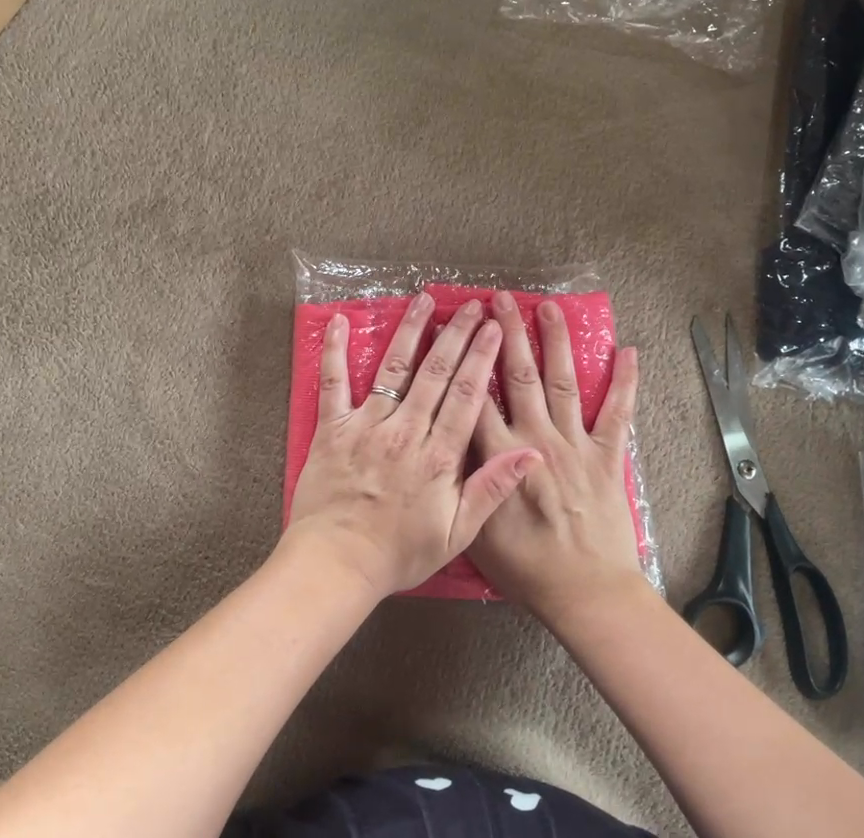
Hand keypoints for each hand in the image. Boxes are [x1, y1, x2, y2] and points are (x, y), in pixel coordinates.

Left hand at [284, 295, 542, 596]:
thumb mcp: (456, 533)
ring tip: (424, 300)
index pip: (467, 396)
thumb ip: (491, 489)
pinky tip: (340, 322)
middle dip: (455, 335)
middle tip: (470, 304)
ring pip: (393, 369)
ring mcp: (366, 426)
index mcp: (438, 456)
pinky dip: (335, 351)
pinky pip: (332, 383)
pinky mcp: (332, 430)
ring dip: (410, 331)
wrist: (338, 563)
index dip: (481, 358)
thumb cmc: (398, 554)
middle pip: (435, 373)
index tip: (493, 329)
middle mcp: (405, 432)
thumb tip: (531, 453)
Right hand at [468, 292, 645, 623]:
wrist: (585, 592)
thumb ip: (465, 477)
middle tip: (500, 298)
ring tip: (549, 306)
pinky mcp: (608, 457)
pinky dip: (623, 382)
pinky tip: (627, 351)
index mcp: (500, 456)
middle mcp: (537, 439)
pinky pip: (617, 413)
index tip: (459, 326)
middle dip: (509, 333)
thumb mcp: (475, 530)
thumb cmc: (525, 568)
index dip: (467, 357)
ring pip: (562, 382)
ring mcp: (575, 445)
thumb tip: (450, 439)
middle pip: (518, 376)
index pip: (477, 396)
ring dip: (555, 341)